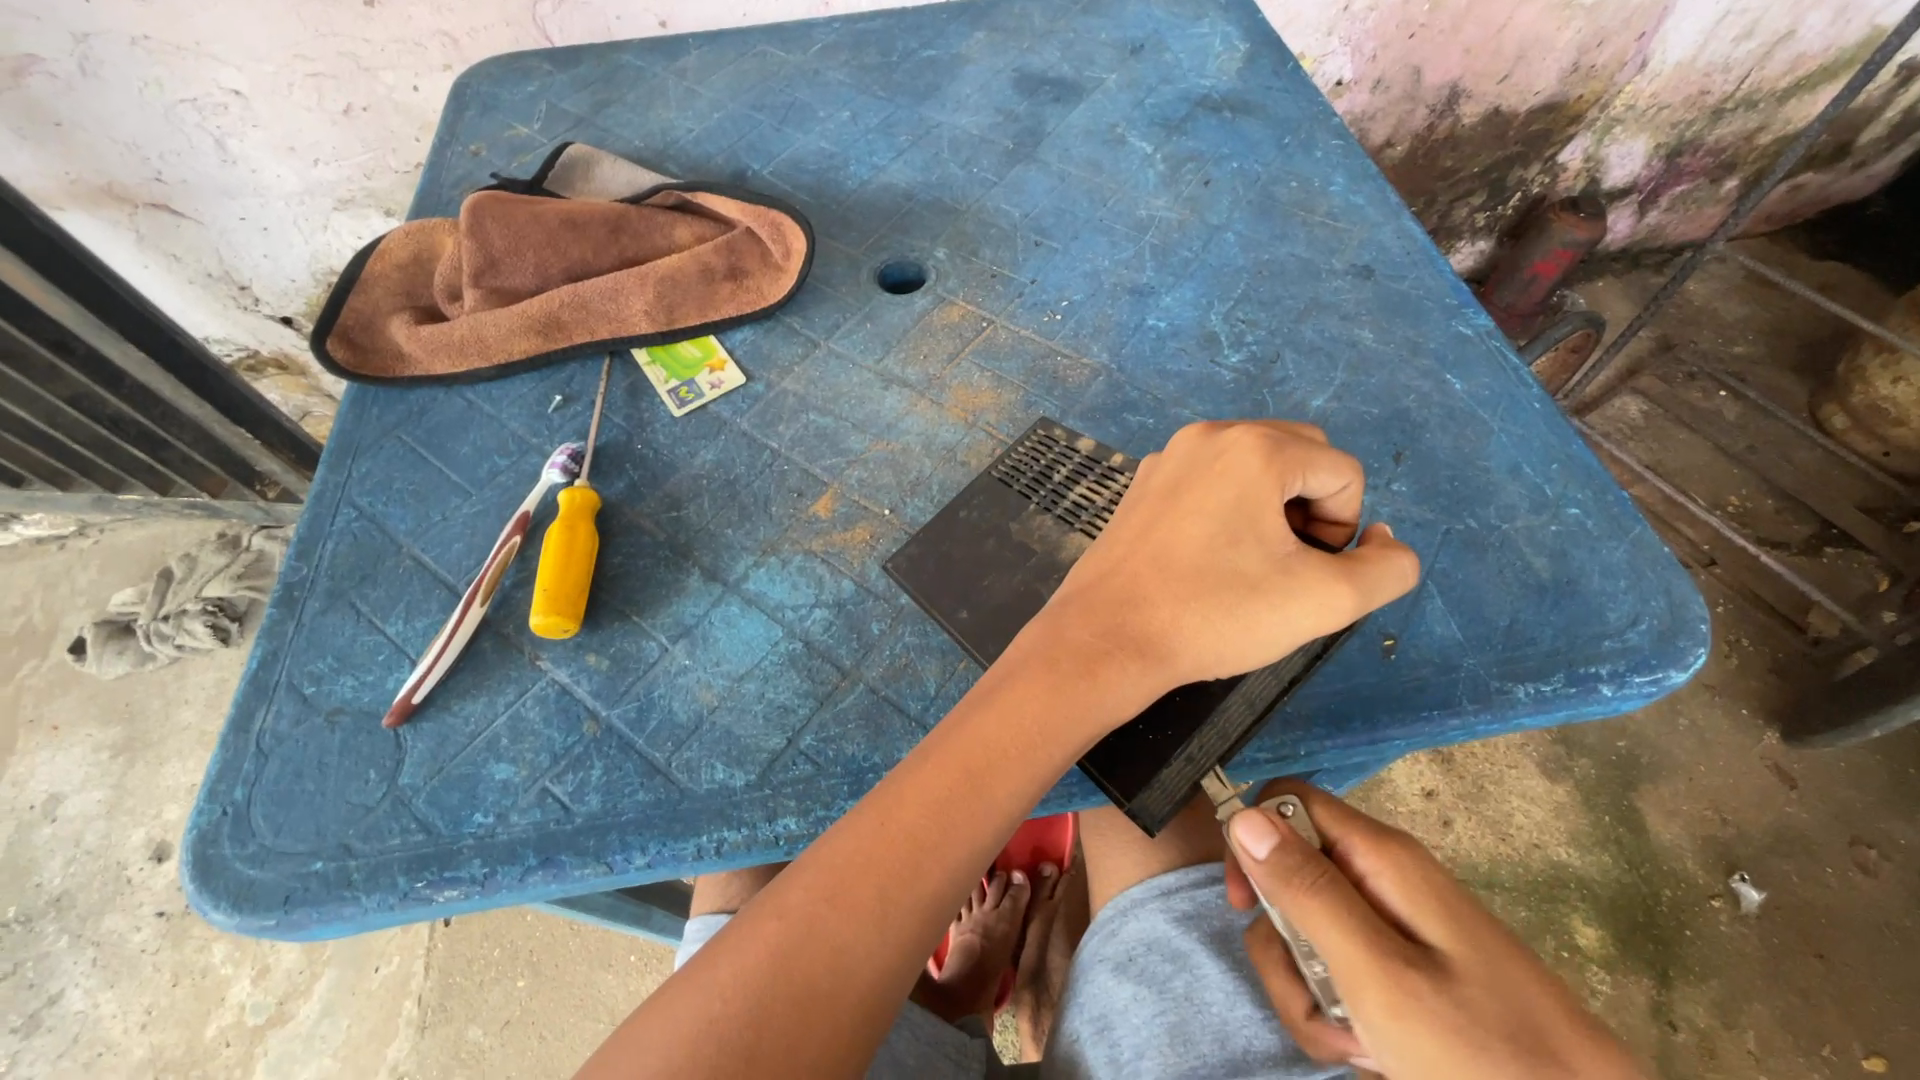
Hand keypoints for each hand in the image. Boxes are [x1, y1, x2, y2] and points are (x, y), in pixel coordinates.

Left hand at [1028, 420, 1419, 706]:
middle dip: (1311, 509)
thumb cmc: (1215, 615)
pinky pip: (1209, 483)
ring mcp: (1168, 458)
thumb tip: (1383, 540)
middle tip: (1285, 566)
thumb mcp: (1325, 601)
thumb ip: (1387, 569)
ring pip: (1253, 468)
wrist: (1108, 637)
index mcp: (1255, 447)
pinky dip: (1227, 511)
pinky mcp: (1143, 486)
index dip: (1343, 529)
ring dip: (1272, 509)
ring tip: (1248, 565)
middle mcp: (1208, 435)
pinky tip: (1208, 560)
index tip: (1307, 573)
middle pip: (1300, 455)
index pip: (1344, 473)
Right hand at [1224, 783, 1645, 1078]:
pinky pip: (1341, 976)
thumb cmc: (1483, 1052)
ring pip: (1307, 937)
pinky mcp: (1405, 973)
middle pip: (1288, 880)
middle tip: (1319, 1003)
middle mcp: (1384, 880)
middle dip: (1285, 949)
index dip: (1250, 841)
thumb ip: (1308, 891)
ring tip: (1357, 1045)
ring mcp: (1395, 929)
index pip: (1285, 802)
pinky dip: (1340, 1018)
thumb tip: (1243, 815)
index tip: (1242, 905)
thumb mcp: (1380, 975)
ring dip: (1310, 996)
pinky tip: (1374, 1054)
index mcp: (1380, 858)